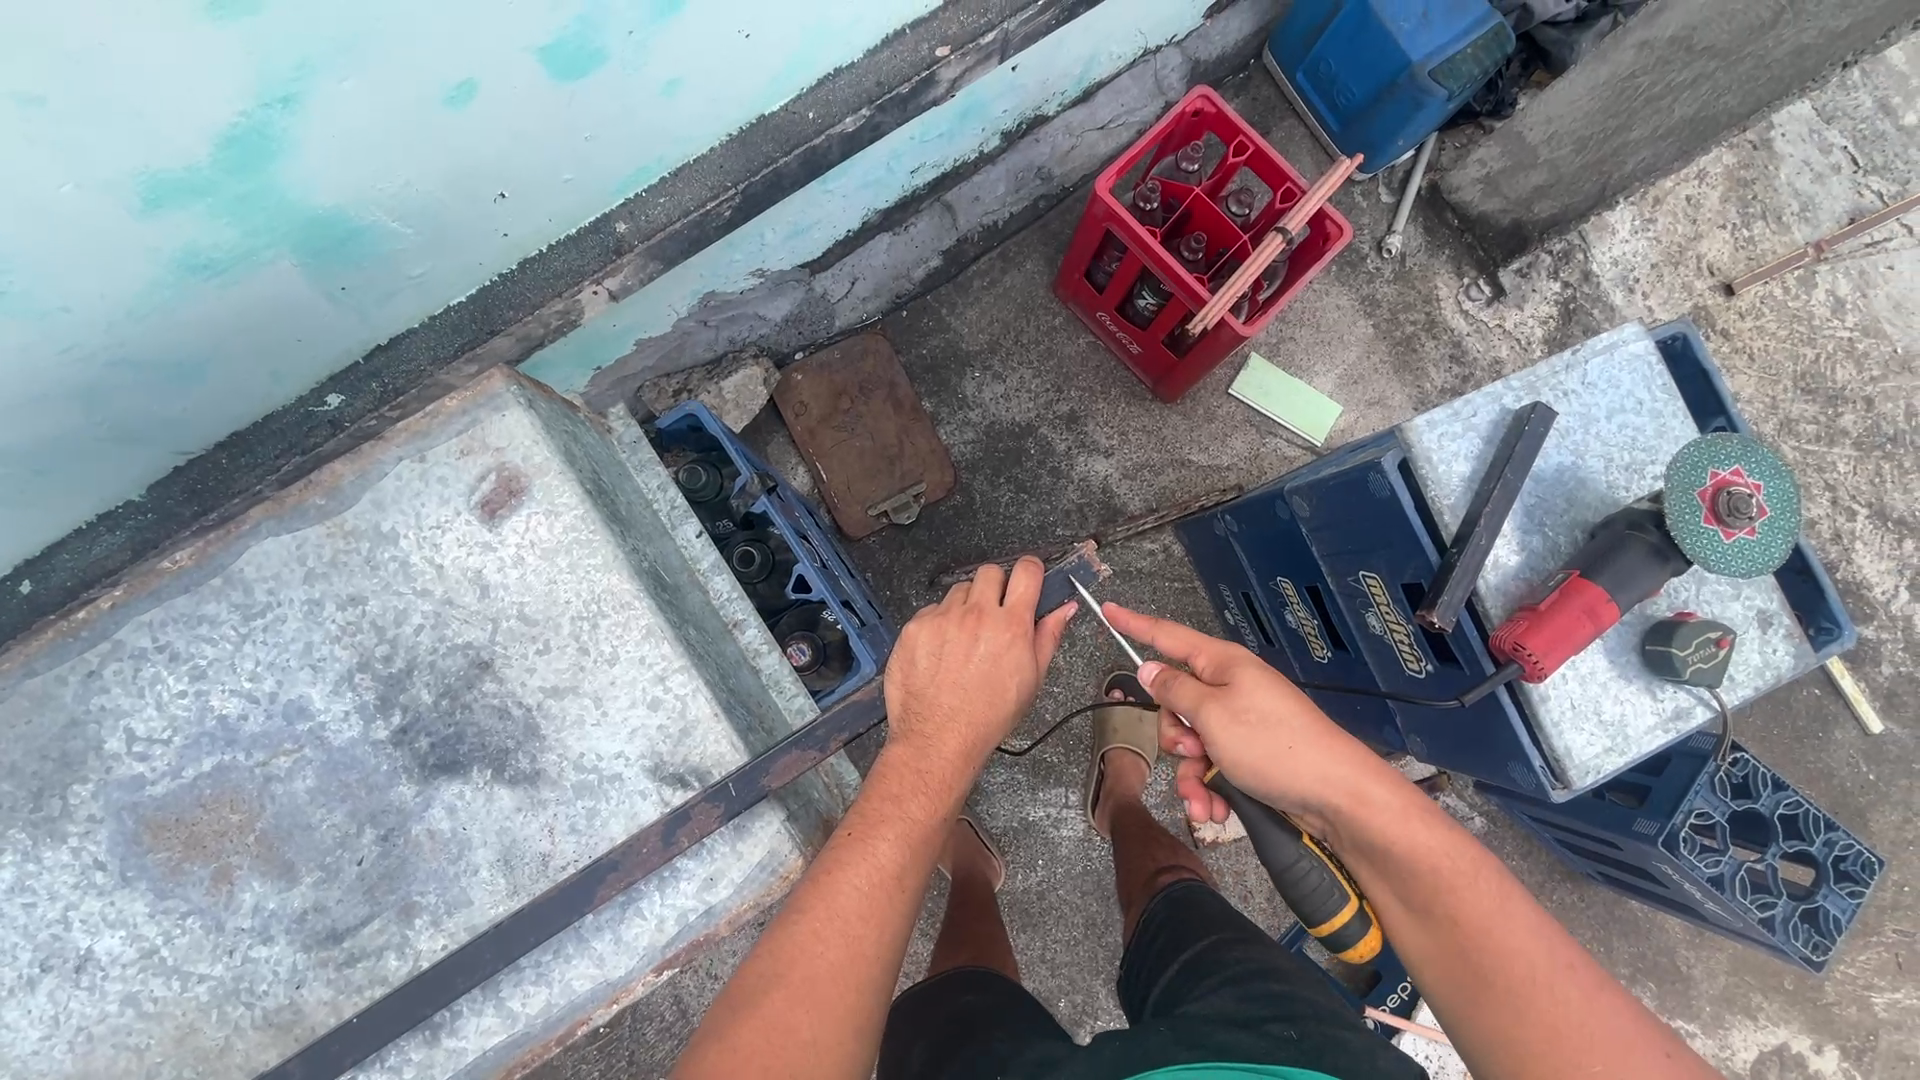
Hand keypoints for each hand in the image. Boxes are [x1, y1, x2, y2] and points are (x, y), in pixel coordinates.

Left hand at [882, 557, 1077, 774]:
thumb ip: (1048, 636)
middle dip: (995, 587)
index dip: (1030, 570)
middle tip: (993, 613)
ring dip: (965, 606)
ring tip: (965, 639)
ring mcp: (943, 619)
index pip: (1027, 571)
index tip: (1028, 575)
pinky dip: (938, 624)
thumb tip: (1065, 609)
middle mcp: (977, 616)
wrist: (938, 737)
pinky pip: (931, 610)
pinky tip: (942, 650)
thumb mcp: (1032, 679)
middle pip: (990, 572)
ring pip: (959, 590)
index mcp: (1011, 626)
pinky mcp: (916, 627)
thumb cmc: (987, 716)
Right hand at [1104, 603, 1400, 836]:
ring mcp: (1241, 721)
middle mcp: (1229, 687)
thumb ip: (1174, 690)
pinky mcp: (1250, 753)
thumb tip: (1149, 668)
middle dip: (1173, 733)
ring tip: (1203, 797)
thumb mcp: (1212, 714)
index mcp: (1221, 664)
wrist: (1335, 795)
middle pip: (1175, 700)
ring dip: (1189, 772)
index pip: (1167, 636)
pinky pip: (1212, 764)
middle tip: (1189, 749)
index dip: (1135, 624)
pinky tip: (1214, 811)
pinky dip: (1208, 788)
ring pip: (1191, 739)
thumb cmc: (1272, 744)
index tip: (1108, 609)